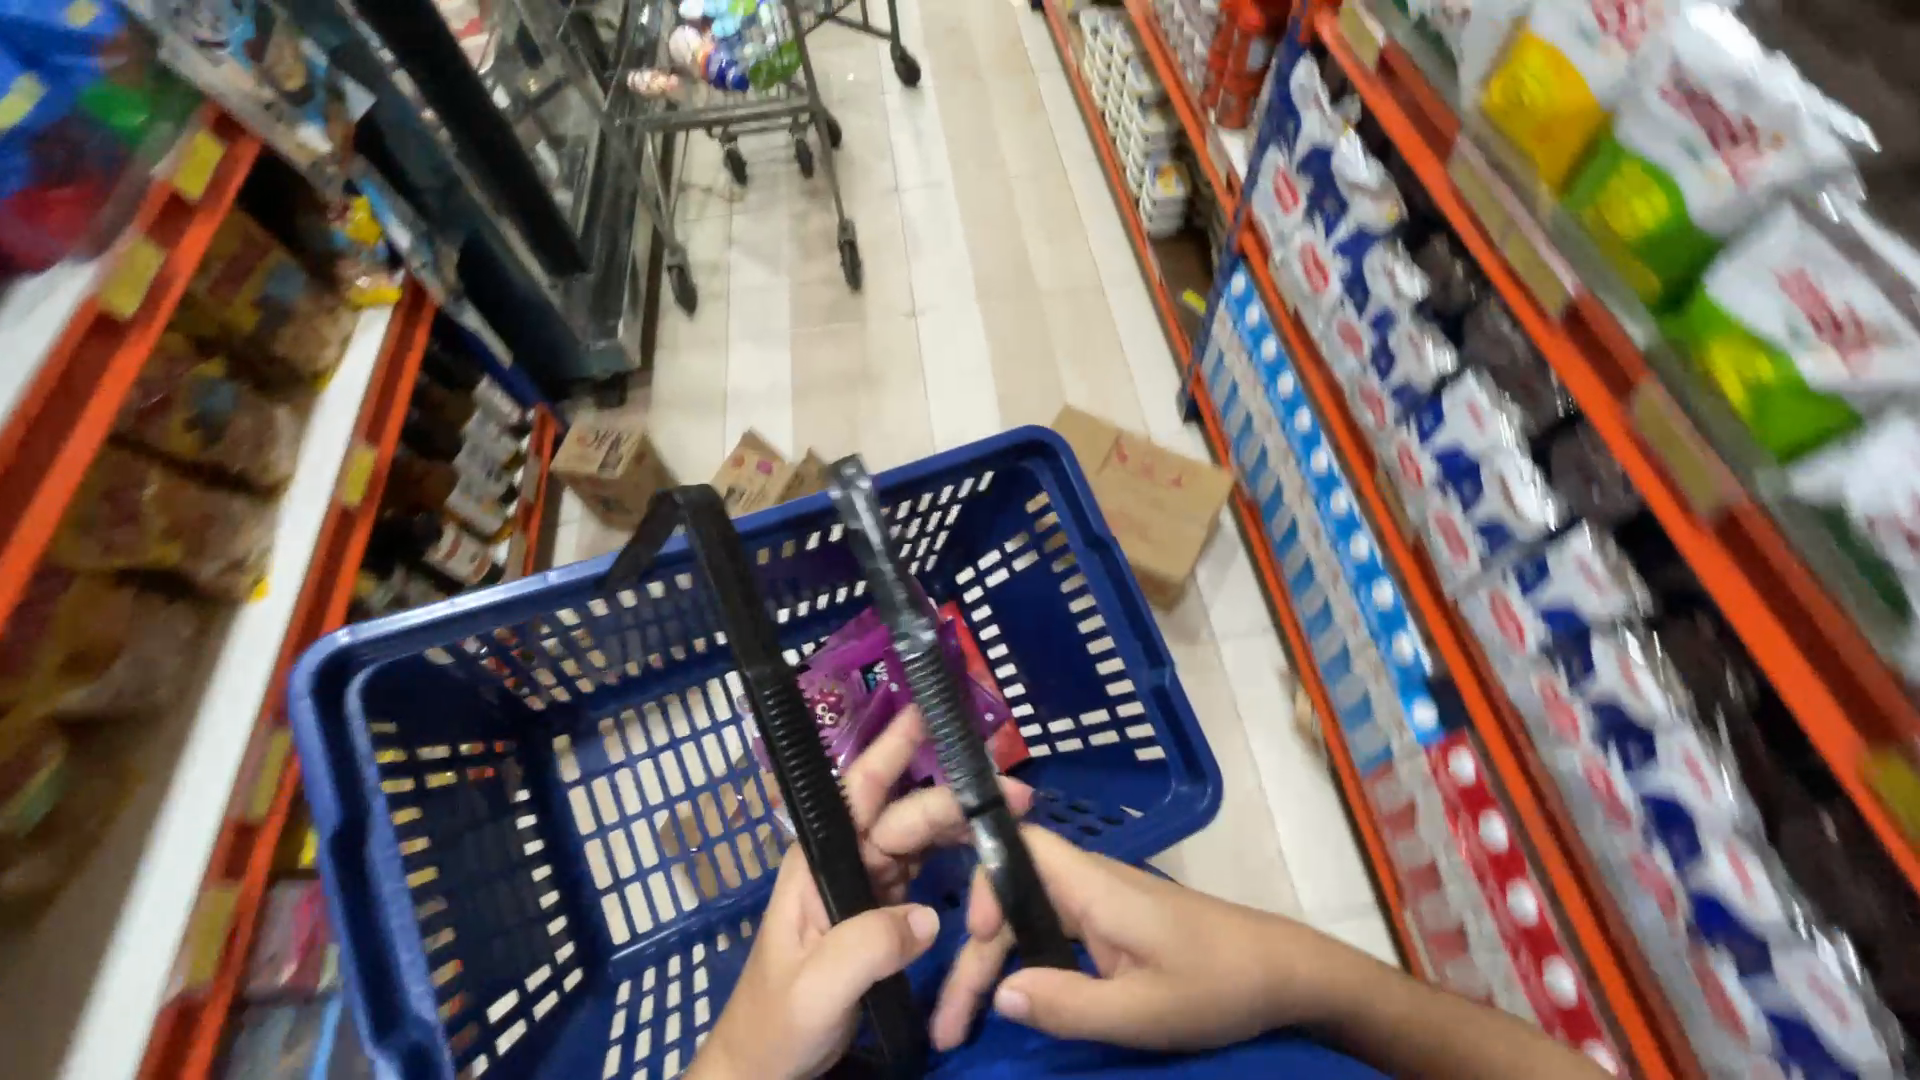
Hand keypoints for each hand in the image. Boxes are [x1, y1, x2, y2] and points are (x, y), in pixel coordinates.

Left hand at [692, 708, 1032, 1078]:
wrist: (764, 1067)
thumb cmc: (775, 1023)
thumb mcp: (816, 988)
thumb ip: (867, 946)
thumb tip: (930, 917)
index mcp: (820, 860)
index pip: (861, 791)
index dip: (893, 748)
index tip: (929, 713)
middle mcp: (844, 857)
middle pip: (905, 813)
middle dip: (955, 798)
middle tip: (1017, 797)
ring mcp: (866, 880)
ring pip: (920, 835)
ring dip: (962, 822)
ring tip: (1012, 817)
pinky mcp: (882, 905)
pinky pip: (925, 867)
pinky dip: (956, 855)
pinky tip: (986, 851)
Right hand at [930, 826, 1367, 1051]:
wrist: (1278, 970)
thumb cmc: (1215, 984)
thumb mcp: (1143, 1011)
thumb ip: (1070, 1004)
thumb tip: (1000, 994)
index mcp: (1092, 887)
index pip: (1022, 849)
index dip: (988, 879)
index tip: (975, 935)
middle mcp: (1086, 884)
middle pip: (1012, 899)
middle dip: (975, 956)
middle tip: (947, 1025)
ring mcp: (1096, 904)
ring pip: (1026, 920)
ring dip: (991, 967)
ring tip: (961, 1024)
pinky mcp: (1106, 925)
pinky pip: (1048, 934)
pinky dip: (1020, 966)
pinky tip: (1007, 999)